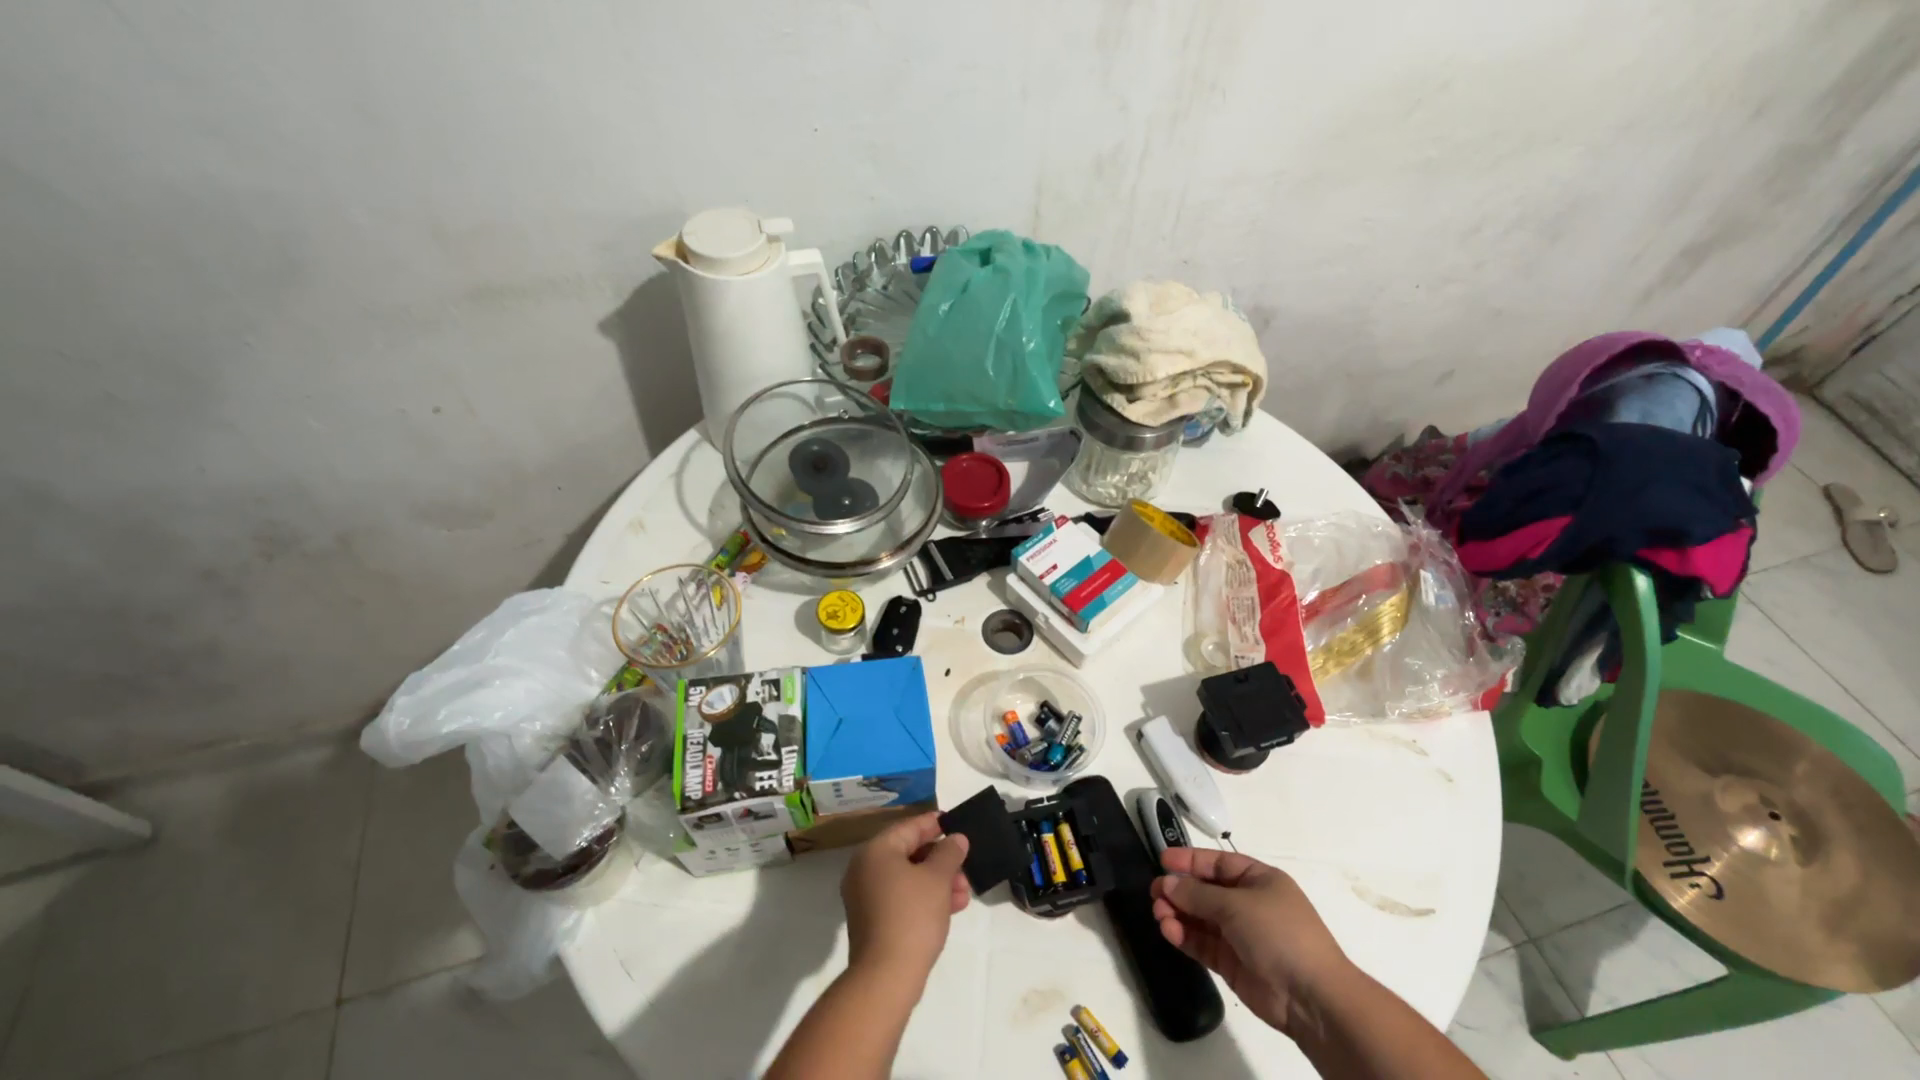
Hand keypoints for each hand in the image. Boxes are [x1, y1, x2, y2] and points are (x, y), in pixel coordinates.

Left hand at [840, 812, 970, 986]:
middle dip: (941, 860)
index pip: (908, 827)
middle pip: (908, 853)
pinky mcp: (873, 920)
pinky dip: (925, 898)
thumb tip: (956, 839)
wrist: (887, 975)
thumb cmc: (912, 916)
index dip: (934, 824)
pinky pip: (902, 898)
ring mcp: (866, 896)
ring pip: (908, 878)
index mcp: (875, 852)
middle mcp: (865, 869)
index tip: (955, 823)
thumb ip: (949, 853)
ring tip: (965, 892)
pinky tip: (952, 907)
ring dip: (938, 881)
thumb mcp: (937, 879)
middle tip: (966, 865)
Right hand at [1150, 848, 1352, 1034]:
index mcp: (1259, 881)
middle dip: (1180, 890)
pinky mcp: (1231, 962)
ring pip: (1200, 918)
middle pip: (1206, 891)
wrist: (1310, 996)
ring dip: (1178, 913)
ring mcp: (1239, 935)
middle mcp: (1248, 904)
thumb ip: (1198, 894)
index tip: (1162, 860)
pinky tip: (1169, 930)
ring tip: (1159, 914)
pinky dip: (1184, 935)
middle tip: (1154, 892)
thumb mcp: (1237, 905)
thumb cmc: (1279, 934)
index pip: (1219, 864)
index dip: (1191, 860)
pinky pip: (1202, 943)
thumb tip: (1168, 883)